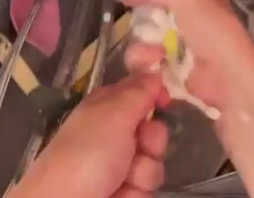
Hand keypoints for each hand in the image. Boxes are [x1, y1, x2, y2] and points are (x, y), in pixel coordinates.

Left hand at [13, 72, 169, 197]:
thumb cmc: (88, 153)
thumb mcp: (114, 114)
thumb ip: (139, 91)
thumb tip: (155, 69)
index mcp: (108, 107)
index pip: (138, 90)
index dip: (154, 92)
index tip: (165, 99)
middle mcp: (116, 134)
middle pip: (153, 129)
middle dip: (152, 140)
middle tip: (140, 145)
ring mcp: (121, 166)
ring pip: (153, 161)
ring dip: (143, 170)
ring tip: (124, 178)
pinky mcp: (126, 192)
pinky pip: (147, 187)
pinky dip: (136, 192)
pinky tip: (121, 194)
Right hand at [120, 0, 253, 120]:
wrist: (227, 78)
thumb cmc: (211, 30)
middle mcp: (182, 17)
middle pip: (146, 14)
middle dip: (142, 24)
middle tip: (148, 32)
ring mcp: (175, 45)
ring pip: (141, 40)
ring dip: (142, 47)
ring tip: (155, 56)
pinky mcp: (168, 70)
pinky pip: (144, 63)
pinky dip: (145, 65)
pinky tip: (155, 67)